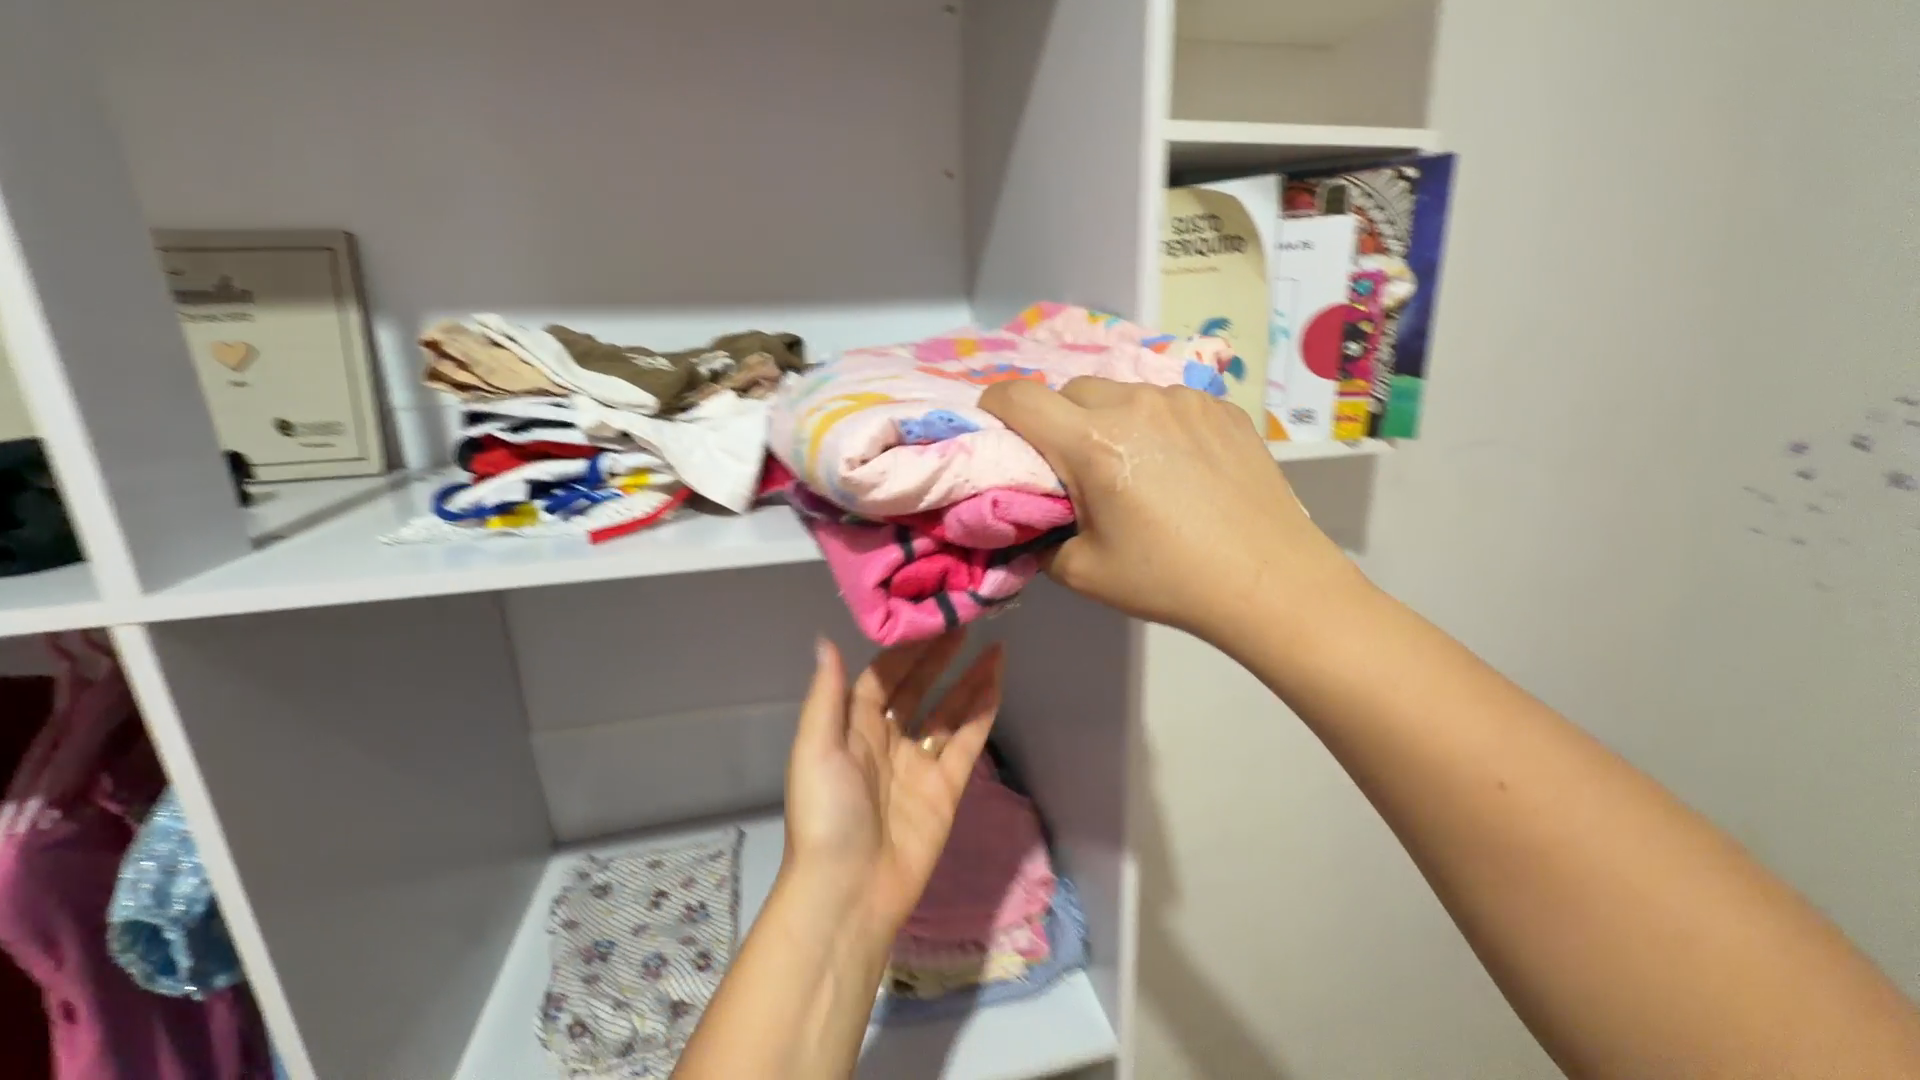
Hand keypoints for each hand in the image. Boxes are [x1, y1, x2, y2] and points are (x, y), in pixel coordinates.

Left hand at [782, 632, 1003, 932]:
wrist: (849, 890)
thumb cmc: (826, 814)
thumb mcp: (815, 748)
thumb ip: (827, 694)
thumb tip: (826, 639)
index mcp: (851, 728)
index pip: (881, 676)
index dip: (905, 649)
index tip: (928, 618)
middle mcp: (886, 740)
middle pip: (917, 688)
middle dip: (939, 657)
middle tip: (965, 622)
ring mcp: (919, 764)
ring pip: (948, 711)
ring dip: (968, 680)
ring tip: (994, 647)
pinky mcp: (946, 788)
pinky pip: (967, 741)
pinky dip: (982, 711)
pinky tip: (997, 682)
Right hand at [979, 377, 1355, 641]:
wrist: (1271, 580)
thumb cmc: (1170, 580)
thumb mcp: (1084, 572)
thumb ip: (1039, 536)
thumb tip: (1028, 517)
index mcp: (1094, 444)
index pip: (1018, 397)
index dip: (994, 408)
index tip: (997, 432)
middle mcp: (1136, 406)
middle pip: (1069, 391)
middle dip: (1057, 421)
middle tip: (1072, 468)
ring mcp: (1184, 401)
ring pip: (1120, 394)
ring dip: (1107, 420)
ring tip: (1131, 468)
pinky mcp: (1220, 407)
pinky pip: (1167, 402)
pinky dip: (1154, 424)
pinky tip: (1177, 467)